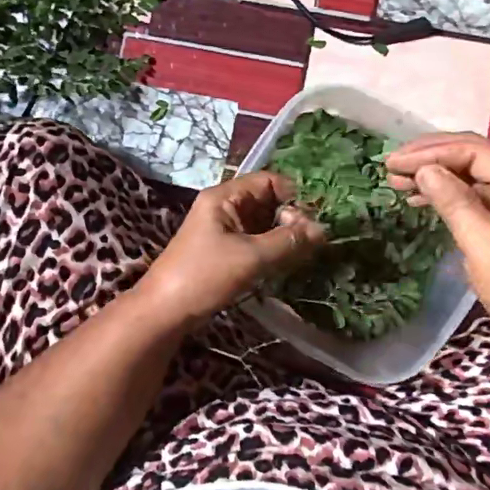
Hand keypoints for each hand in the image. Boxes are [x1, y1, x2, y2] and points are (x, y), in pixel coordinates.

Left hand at [137, 172, 326, 324]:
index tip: (317, 218)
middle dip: (292, 218)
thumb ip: (288, 242)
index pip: (268, 181)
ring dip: (284, 236)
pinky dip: (273, 249)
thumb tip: (323, 229)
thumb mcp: (251, 257)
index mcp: (224, 197)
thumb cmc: (205, 275)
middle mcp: (224, 207)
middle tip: (315, 241)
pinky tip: (289, 263)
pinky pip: (256, 241)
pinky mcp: (225, 250)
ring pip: (264, 223)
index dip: (294, 195)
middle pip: (268, 201)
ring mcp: (224, 229)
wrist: (166, 309)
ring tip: (307, 253)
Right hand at [385, 133, 489, 360]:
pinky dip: (445, 191)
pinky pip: (475, 192)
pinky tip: (419, 196)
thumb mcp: (486, 249)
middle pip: (476, 156)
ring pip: (472, 173)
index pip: (478, 153)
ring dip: (434, 172)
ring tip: (396, 180)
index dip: (432, 152)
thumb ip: (455, 204)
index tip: (393, 162)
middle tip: (390, 166)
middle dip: (431, 157)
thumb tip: (423, 169)